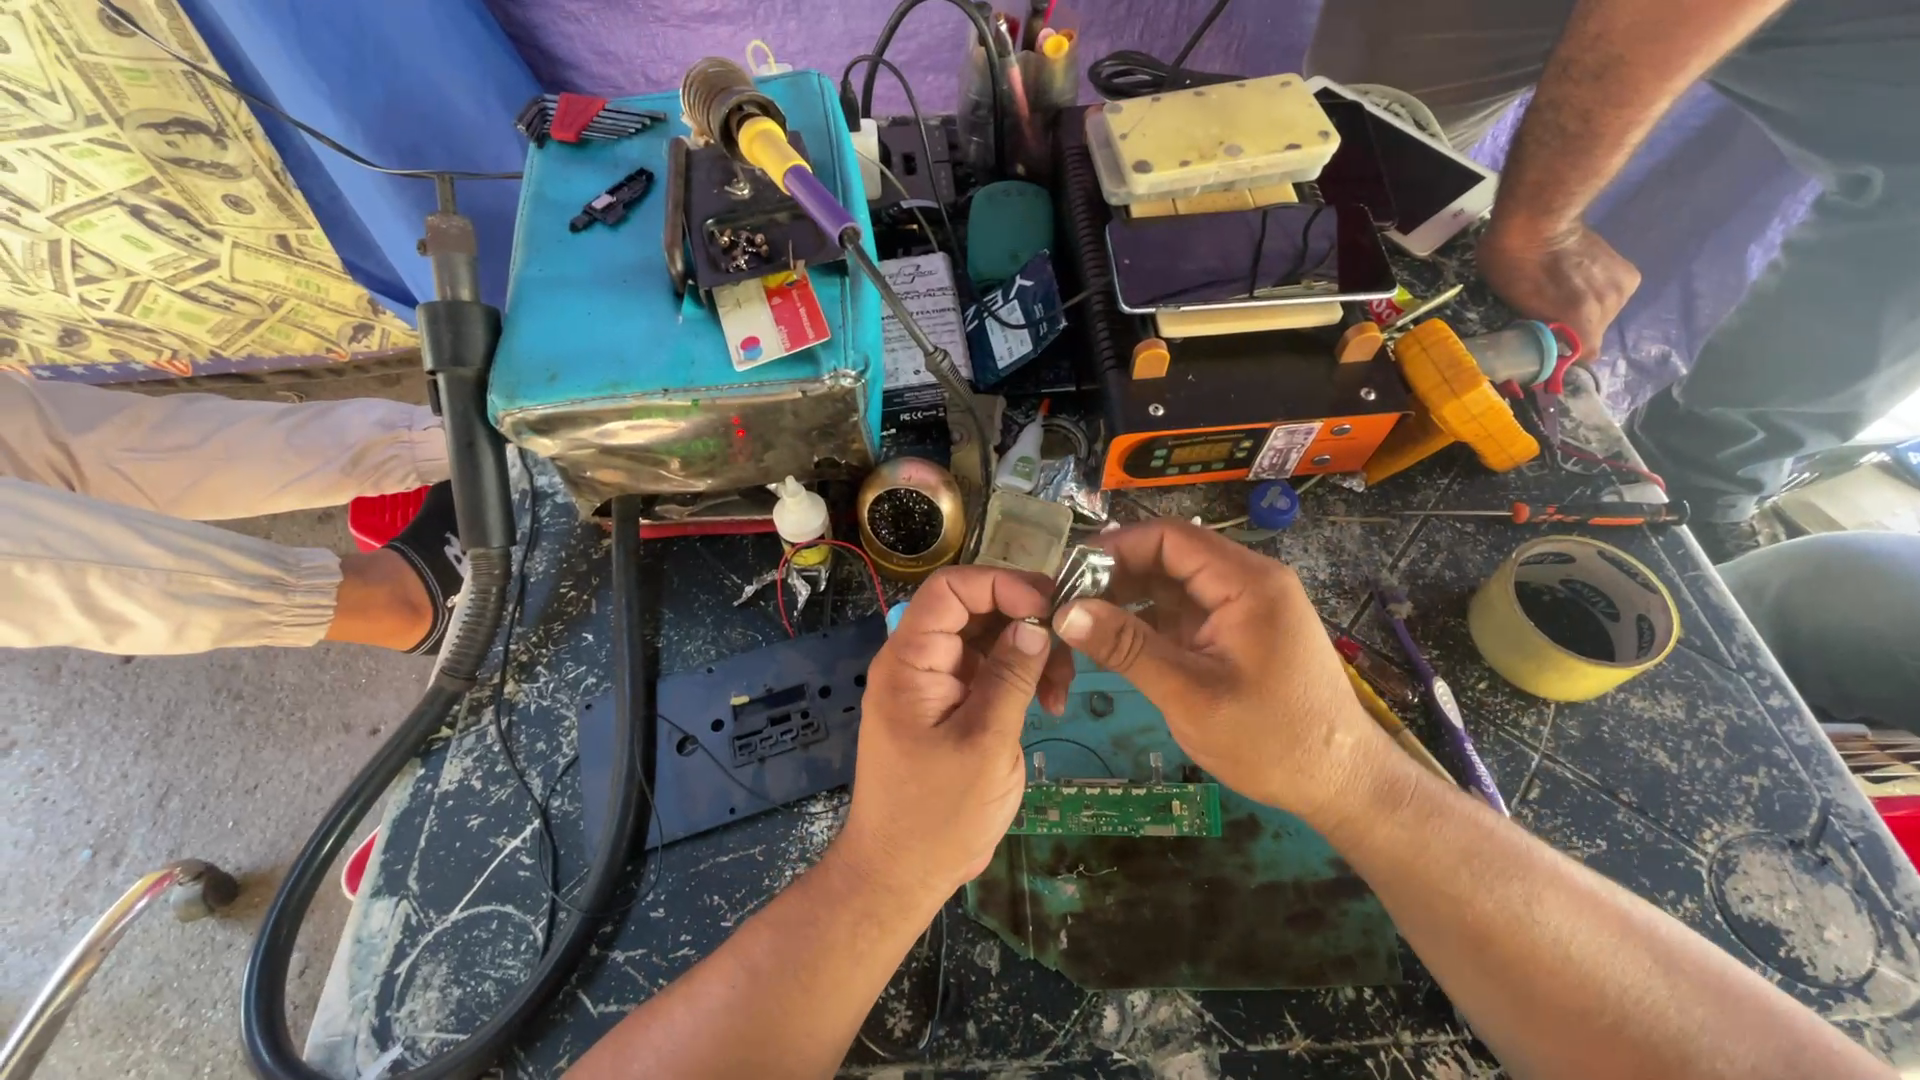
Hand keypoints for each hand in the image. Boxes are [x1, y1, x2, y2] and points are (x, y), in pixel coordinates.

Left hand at [836, 566, 1074, 902]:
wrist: (902, 872)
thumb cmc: (937, 814)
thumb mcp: (984, 743)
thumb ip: (1010, 677)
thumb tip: (1037, 623)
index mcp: (911, 660)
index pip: (950, 589)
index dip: (1001, 584)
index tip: (1048, 609)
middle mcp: (920, 661)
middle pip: (975, 610)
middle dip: (1026, 621)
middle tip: (1069, 650)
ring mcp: (937, 684)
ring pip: (989, 639)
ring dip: (1031, 652)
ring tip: (1060, 692)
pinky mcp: (955, 706)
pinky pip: (991, 672)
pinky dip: (1022, 678)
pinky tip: (1049, 705)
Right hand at [1049, 521, 1391, 829]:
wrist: (1340, 784)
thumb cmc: (1272, 740)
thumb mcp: (1191, 695)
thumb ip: (1128, 648)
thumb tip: (1065, 612)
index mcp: (1247, 581)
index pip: (1169, 537)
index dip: (1113, 549)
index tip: (1066, 578)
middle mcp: (1246, 581)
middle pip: (1167, 556)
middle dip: (1113, 576)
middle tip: (1064, 606)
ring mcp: (1240, 607)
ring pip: (1169, 584)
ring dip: (1125, 599)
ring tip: (1078, 624)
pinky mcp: (1234, 632)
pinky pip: (1180, 611)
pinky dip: (1145, 622)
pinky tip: (1112, 642)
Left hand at [1478, 219, 1640, 355]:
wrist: (1538, 221)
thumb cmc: (1513, 266)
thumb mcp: (1516, 307)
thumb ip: (1541, 328)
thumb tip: (1549, 344)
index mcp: (1582, 319)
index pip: (1584, 355)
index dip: (1564, 355)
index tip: (1549, 351)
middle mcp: (1610, 305)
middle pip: (1593, 335)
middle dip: (1573, 331)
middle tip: (1551, 319)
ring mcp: (1624, 287)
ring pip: (1604, 316)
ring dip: (1587, 313)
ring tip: (1566, 297)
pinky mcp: (1629, 272)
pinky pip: (1612, 297)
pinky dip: (1598, 296)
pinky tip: (1581, 285)